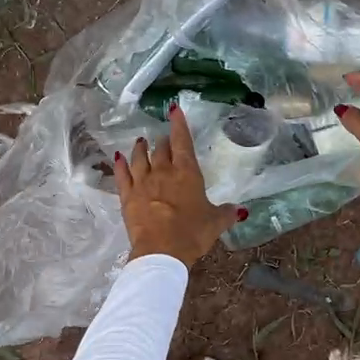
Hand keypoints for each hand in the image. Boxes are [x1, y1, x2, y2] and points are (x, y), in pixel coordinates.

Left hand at [114, 106, 243, 265]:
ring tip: (141, 141)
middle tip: (164, 139)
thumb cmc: (192, 233)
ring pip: (140, 158)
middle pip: (161, 149)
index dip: (179, 124)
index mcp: (186, 172)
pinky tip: (118, 157)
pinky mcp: (127, 196)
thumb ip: (227, 213)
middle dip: (163, 141)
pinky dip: (120, 165)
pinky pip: (122, 176)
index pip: (182, 141)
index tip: (174, 109)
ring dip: (140, 148)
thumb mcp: (215, 223)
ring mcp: (142, 182)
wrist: (161, 250)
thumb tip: (241, 210)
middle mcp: (163, 171)